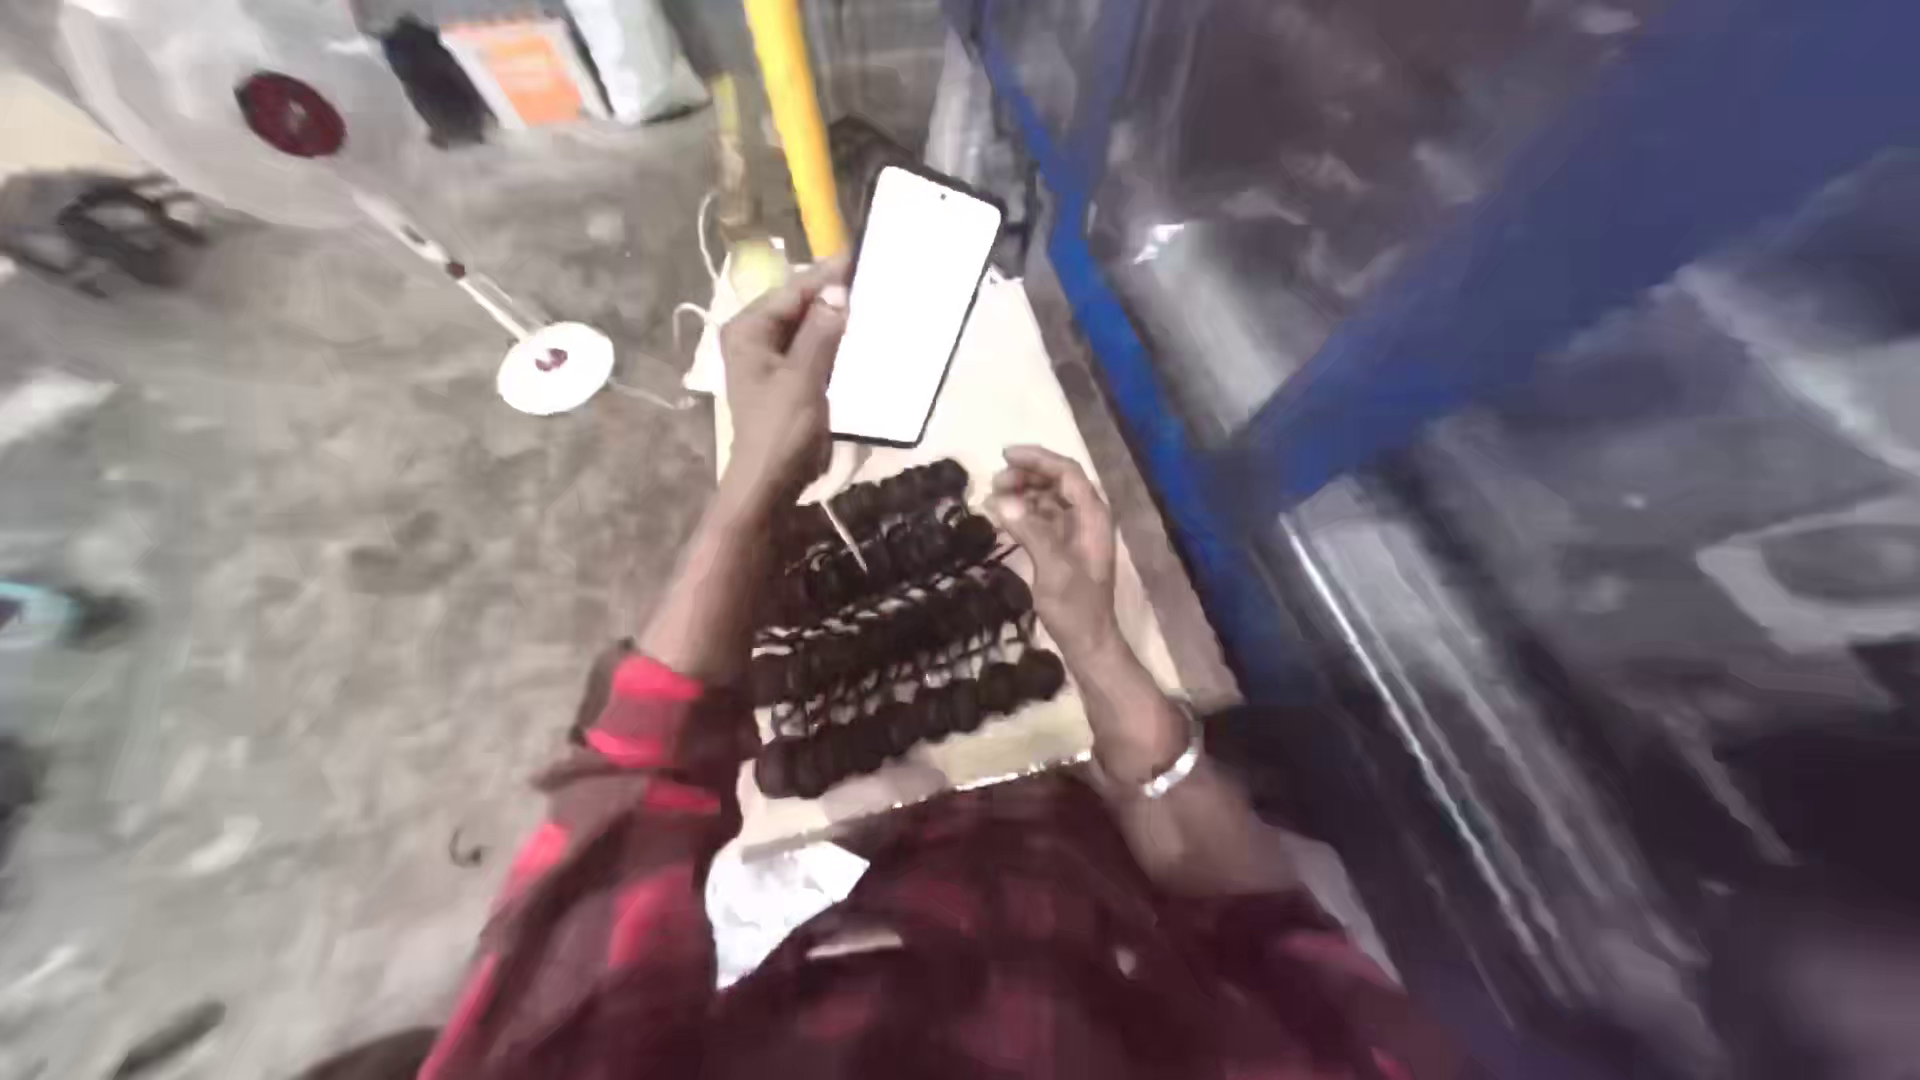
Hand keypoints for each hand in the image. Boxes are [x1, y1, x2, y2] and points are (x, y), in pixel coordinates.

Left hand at [717, 257, 850, 512]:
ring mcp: (773, 362)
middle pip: (799, 307)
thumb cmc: (781, 429)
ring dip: (837, 322)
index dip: (826, 276)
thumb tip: (839, 290)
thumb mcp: (802, 378)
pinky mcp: (790, 382)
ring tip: (874, 308)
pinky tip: (861, 342)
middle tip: (874, 283)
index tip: (861, 260)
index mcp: (748, 331)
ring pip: (809, 330)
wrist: (772, 482)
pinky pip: (815, 353)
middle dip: (833, 298)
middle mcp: (756, 339)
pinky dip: (836, 346)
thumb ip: (820, 332)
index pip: (792, 292)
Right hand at [986, 445, 1119, 658]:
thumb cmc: (1075, 607)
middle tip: (994, 483)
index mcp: (1093, 516)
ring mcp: (1077, 532)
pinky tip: (1004, 516)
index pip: (1067, 473)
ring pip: (1049, 498)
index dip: (1038, 459)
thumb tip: (1002, 500)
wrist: (1087, 641)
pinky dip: (1024, 512)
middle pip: (1058, 481)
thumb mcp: (1053, 569)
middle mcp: (1088, 517)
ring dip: (1023, 492)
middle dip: (1026, 476)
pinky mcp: (1065, 546)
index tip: (1005, 455)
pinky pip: (1043, 517)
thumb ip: (1031, 531)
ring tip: (994, 497)